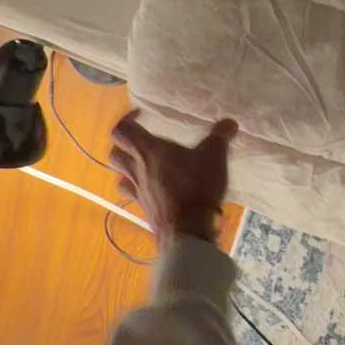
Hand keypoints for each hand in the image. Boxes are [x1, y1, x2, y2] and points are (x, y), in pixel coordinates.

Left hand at [108, 110, 237, 241]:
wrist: (187, 229)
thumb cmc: (196, 186)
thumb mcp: (214, 156)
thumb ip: (220, 136)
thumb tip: (229, 122)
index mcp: (148, 151)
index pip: (122, 130)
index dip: (127, 119)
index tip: (142, 115)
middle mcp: (136, 169)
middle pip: (114, 152)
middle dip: (125, 143)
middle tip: (143, 140)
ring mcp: (137, 191)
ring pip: (118, 173)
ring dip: (126, 166)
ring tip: (144, 164)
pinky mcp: (143, 208)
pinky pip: (131, 192)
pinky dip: (136, 186)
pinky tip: (150, 187)